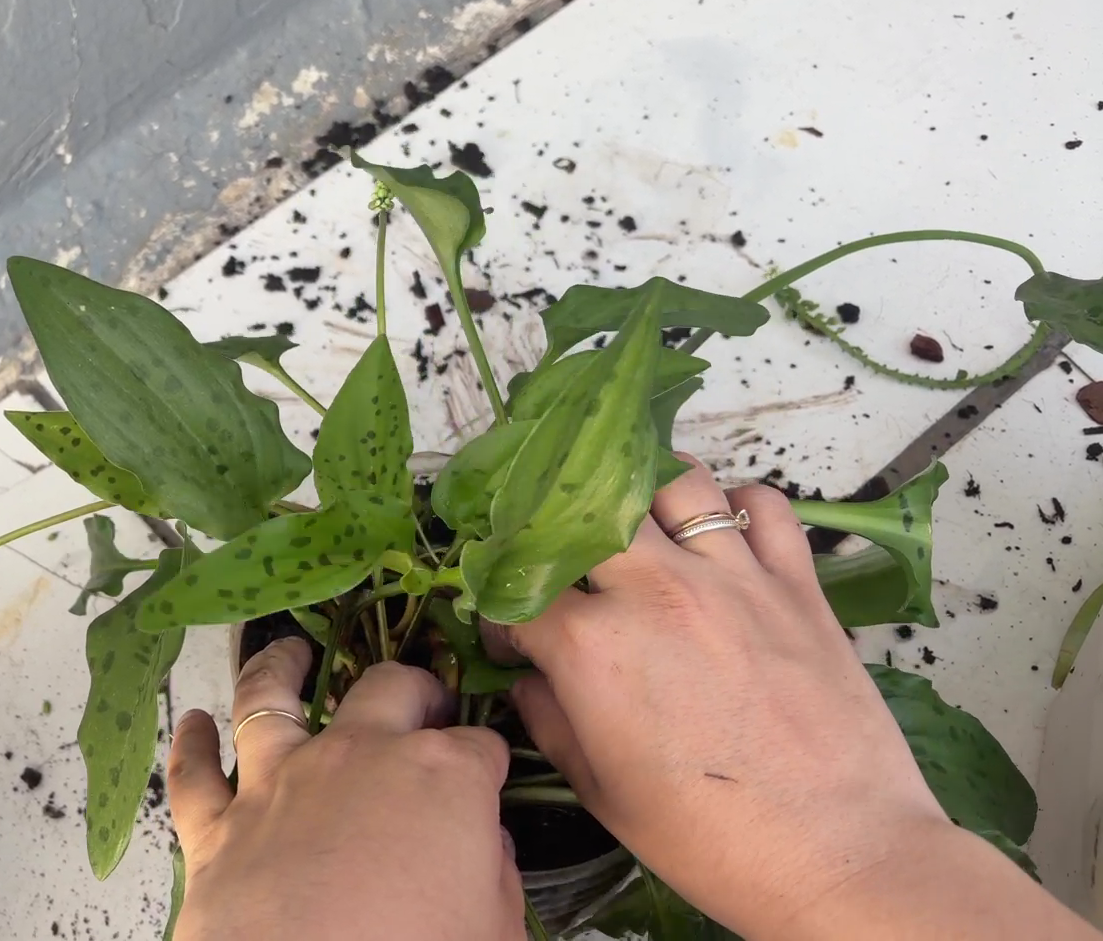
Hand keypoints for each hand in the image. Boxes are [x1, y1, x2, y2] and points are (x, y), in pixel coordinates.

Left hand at [166, 638, 522, 940]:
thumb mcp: (499, 935)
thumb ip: (494, 878)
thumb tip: (484, 842)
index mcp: (439, 779)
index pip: (474, 748)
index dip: (484, 757)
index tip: (487, 768)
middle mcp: (356, 755)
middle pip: (387, 689)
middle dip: (413, 686)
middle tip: (420, 697)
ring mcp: (279, 781)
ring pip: (268, 698)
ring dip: (278, 667)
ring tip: (288, 650)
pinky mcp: (219, 824)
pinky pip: (194, 774)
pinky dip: (190, 744)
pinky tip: (192, 722)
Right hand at [494, 457, 1094, 939]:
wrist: (847, 865)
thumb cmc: (706, 834)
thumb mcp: (594, 786)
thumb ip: (543, 715)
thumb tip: (527, 676)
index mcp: (588, 643)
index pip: (513, 594)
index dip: (499, 616)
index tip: (510, 642)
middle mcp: (651, 592)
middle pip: (580, 512)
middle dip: (555, 529)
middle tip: (563, 559)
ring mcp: (729, 581)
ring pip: (674, 483)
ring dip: (644, 487)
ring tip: (636, 512)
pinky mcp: (797, 587)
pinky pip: (765, 508)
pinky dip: (738, 504)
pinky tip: (719, 530)